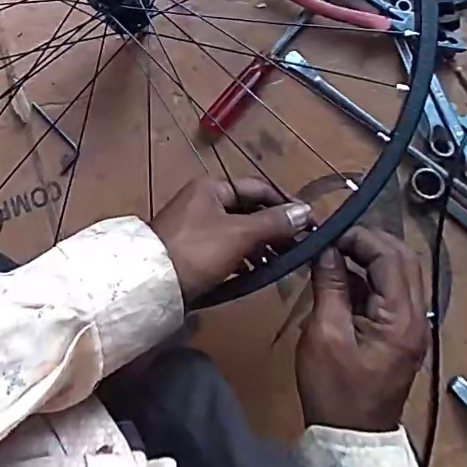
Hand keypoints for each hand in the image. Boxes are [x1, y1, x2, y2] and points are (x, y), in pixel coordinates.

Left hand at [149, 178, 312, 300]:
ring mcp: (199, 223)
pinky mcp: (196, 247)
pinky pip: (229, 246)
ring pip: (241, 229)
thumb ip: (273, 222)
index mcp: (212, 187)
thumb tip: (305, 212)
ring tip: (285, 262)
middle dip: (276, 228)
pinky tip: (259, 271)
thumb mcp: (239, 234)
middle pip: (250, 209)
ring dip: (263, 244)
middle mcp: (205, 199)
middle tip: (302, 248)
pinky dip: (246, 255)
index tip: (311, 224)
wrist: (156, 280)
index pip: (258, 188)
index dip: (285, 204)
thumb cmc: (198, 250)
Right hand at [296, 227, 428, 432]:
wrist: (350, 436)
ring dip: (366, 255)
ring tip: (329, 252)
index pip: (389, 256)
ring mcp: (409, 326)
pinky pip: (388, 289)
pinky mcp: (397, 332)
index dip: (357, 237)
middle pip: (402, 259)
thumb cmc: (334, 387)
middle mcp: (415, 318)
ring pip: (398, 271)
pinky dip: (365, 274)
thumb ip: (330, 284)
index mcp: (401, 319)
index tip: (324, 235)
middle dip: (365, 240)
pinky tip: (336, 276)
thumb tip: (324, 246)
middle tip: (329, 239)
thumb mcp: (324, 331)